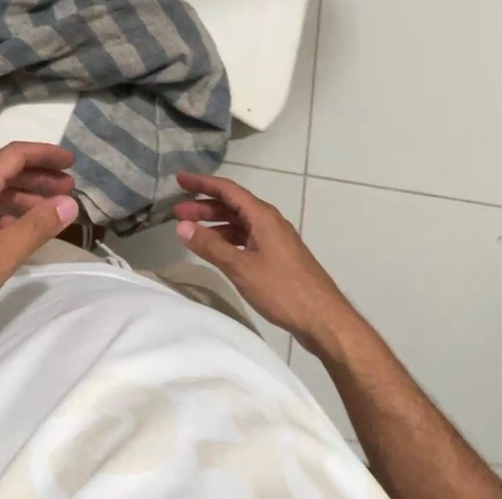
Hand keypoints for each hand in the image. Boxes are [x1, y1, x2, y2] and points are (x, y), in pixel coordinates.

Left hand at [0, 142, 80, 338]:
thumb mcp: (2, 254)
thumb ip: (37, 226)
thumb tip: (69, 203)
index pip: (15, 155)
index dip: (45, 155)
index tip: (71, 162)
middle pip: (3, 170)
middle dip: (37, 177)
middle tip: (68, 187)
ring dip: (20, 195)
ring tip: (48, 208)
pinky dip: (1, 208)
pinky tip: (14, 227)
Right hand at [173, 171, 345, 335]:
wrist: (324, 320)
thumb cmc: (283, 289)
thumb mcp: (241, 267)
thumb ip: (210, 246)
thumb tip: (181, 226)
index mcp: (262, 216)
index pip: (227, 190)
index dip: (202, 183)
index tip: (180, 180)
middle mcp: (269, 222)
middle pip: (232, 205)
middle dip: (204, 206)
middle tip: (176, 212)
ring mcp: (275, 240)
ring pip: (239, 223)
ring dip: (214, 224)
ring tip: (190, 232)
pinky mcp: (277, 257)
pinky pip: (246, 238)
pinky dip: (227, 239)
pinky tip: (216, 251)